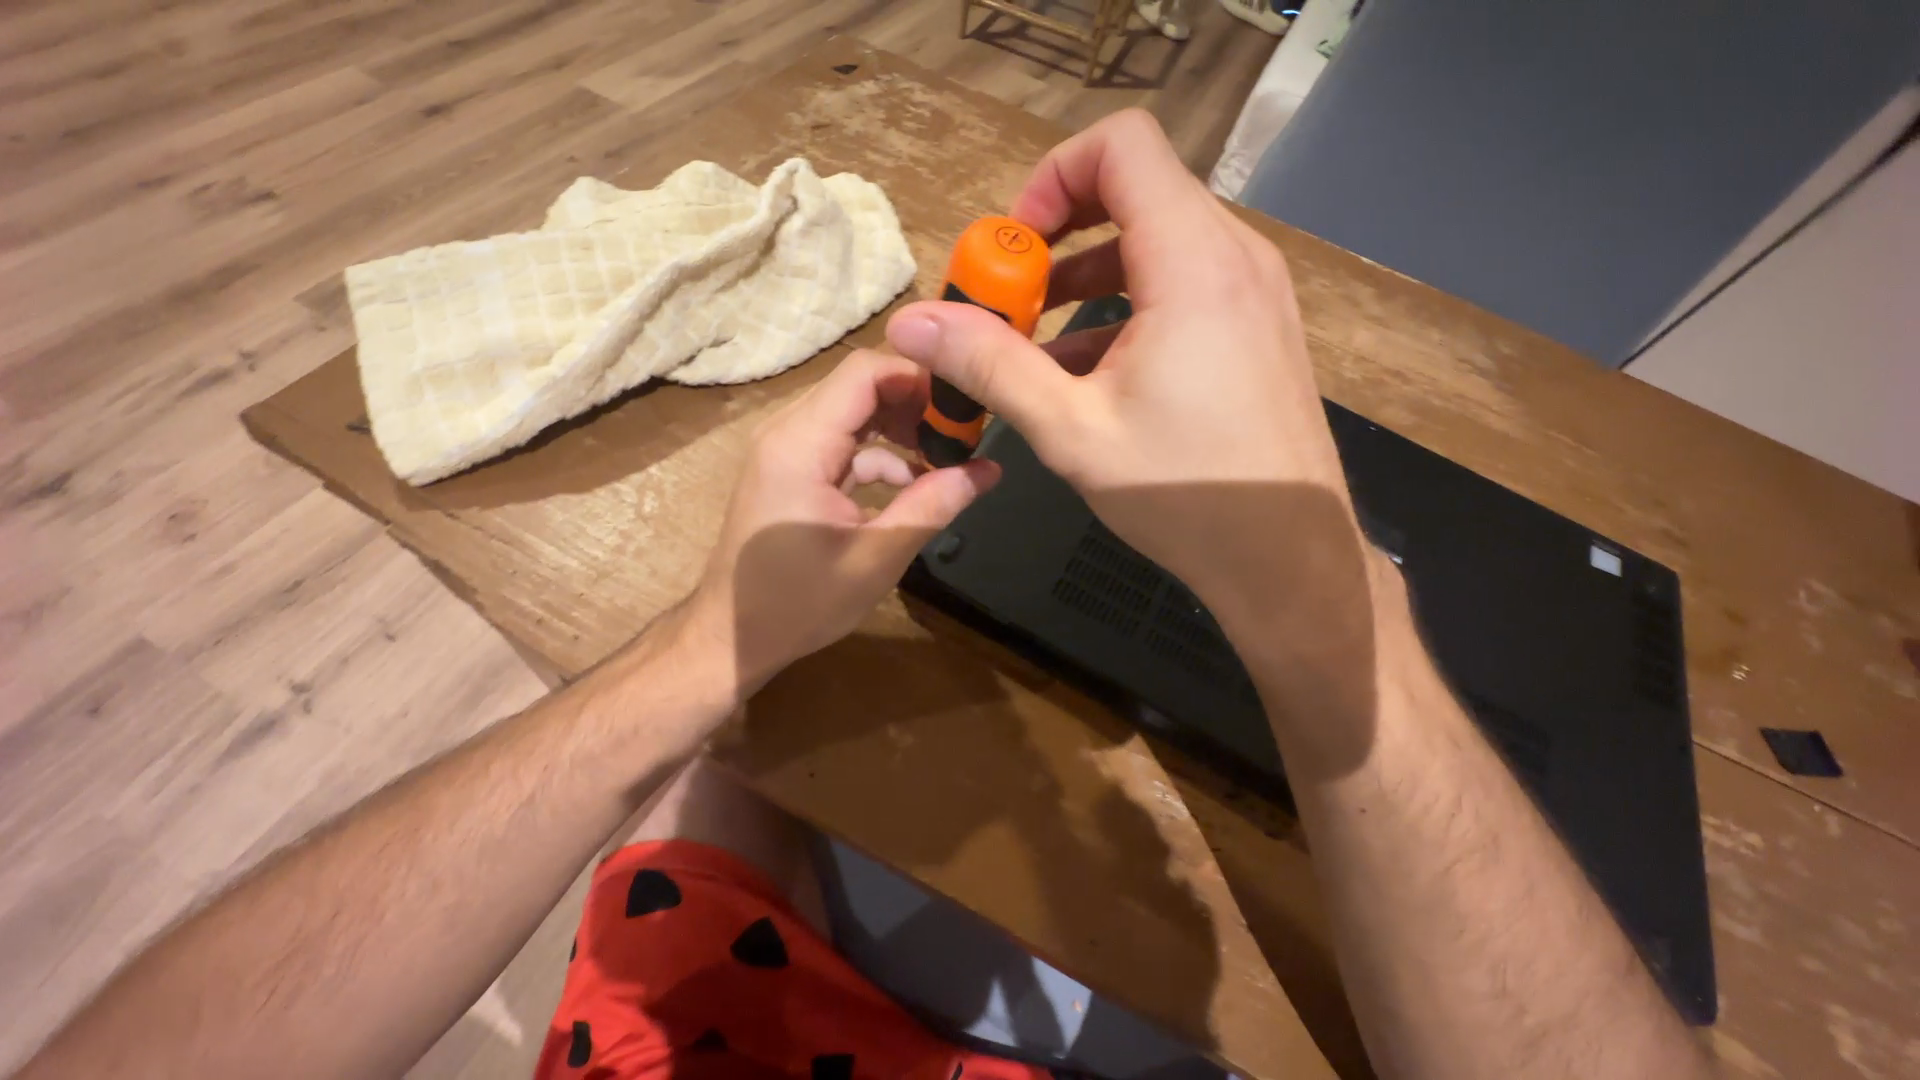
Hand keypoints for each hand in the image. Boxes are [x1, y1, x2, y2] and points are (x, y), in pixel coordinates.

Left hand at [684, 350, 999, 695]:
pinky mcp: (790, 471)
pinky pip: (842, 444)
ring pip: (853, 414)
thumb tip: (990, 469)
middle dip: (916, 403)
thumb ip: (933, 505)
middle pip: (860, 387)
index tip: (967, 402)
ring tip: (948, 457)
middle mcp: (788, 432)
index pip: (865, 372)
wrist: (732, 638)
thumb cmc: (799, 602)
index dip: (919, 377)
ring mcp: (785, 450)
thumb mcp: (877, 557)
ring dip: (900, 430)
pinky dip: (879, 456)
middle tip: (967, 430)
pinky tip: (912, 484)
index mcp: (801, 443)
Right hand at [884, 109, 1352, 609]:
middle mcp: (1233, 257)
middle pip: (1135, 189)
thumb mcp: (1070, 430)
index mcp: (1192, 262)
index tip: (1014, 248)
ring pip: (1156, 241)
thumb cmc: (1185, 494)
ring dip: (1086, 276)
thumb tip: (910, 323)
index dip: (1053, 177)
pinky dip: (1125, 307)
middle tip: (1010, 299)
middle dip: (1057, 235)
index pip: (1121, 145)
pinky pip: (1181, 286)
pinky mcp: (1255, 327)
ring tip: (1032, 342)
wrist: (1289, 557)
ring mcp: (1252, 292)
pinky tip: (1082, 371)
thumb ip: (989, 364)